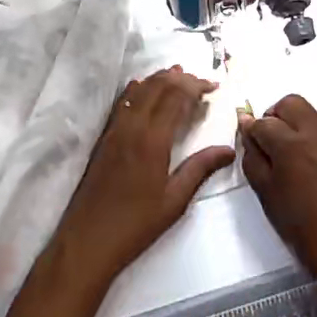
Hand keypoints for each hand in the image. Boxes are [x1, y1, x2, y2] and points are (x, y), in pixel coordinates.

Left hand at [53, 67, 234, 289]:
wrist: (88, 240)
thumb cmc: (136, 224)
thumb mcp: (175, 200)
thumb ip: (200, 168)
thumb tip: (228, 149)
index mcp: (152, 140)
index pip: (176, 97)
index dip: (196, 86)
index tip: (214, 87)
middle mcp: (132, 127)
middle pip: (157, 87)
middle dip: (181, 79)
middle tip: (202, 82)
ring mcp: (114, 130)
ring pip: (138, 90)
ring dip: (159, 79)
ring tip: (179, 76)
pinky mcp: (104, 138)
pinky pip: (122, 103)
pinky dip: (137, 90)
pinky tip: (143, 88)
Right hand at [240, 95, 316, 291]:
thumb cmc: (305, 229)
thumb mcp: (268, 195)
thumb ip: (254, 159)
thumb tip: (249, 134)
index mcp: (293, 146)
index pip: (263, 122)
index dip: (251, 130)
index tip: (247, 142)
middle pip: (290, 104)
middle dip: (274, 117)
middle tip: (267, 144)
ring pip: (308, 115)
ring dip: (293, 127)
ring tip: (287, 159)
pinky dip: (309, 138)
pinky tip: (306, 168)